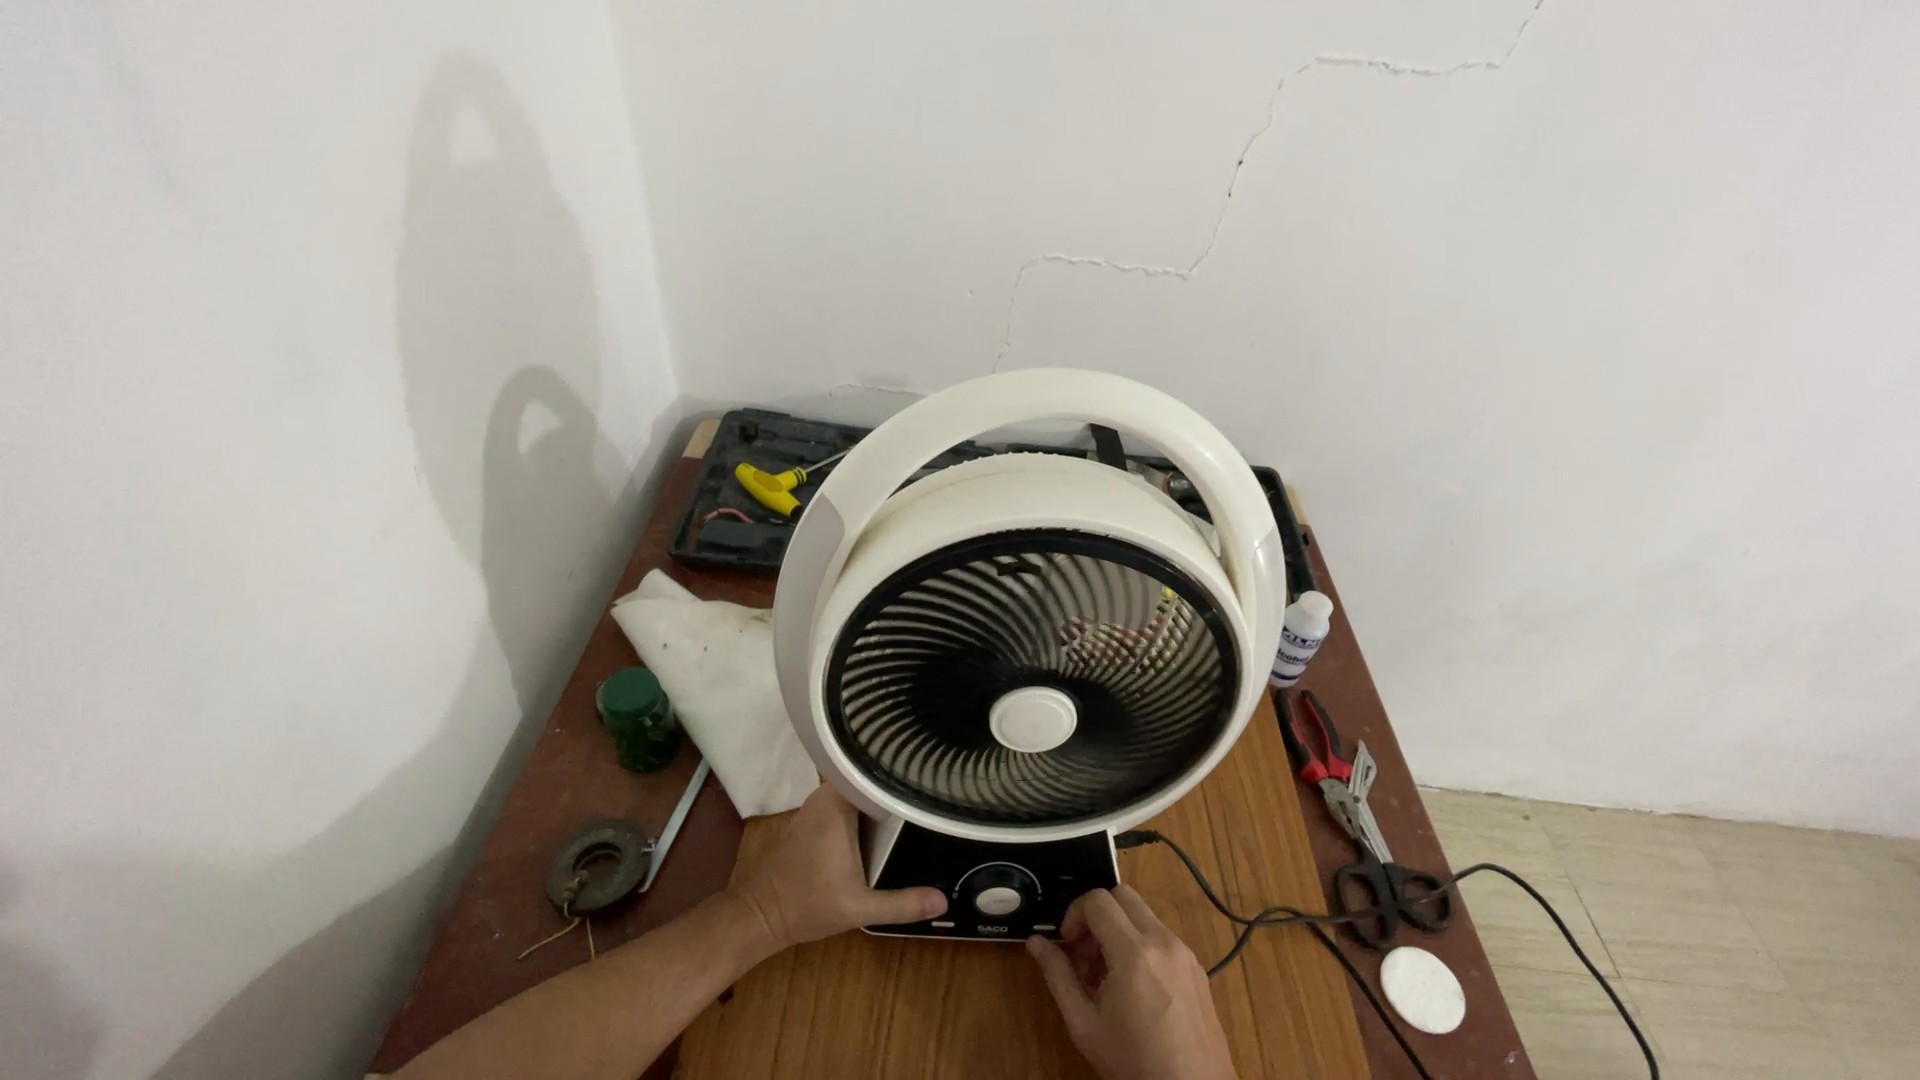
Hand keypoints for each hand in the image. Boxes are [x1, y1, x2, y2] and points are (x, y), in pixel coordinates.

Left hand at [728, 785, 947, 949]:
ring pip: (860, 790)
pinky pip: (849, 802)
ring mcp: (818, 805)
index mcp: (838, 803)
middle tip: (935, 790)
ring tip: (921, 801)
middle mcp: (827, 795)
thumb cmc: (807, 905)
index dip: (906, 770)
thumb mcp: (860, 908)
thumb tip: (942, 901)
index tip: (934, 774)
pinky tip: (892, 821)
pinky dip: (868, 809)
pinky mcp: (814, 817)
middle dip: (899, 784)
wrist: (760, 915)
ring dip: (884, 798)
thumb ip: (902, 904)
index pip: (877, 769)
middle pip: (871, 778)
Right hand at [1028, 886, 1236, 1079]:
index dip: (1074, 913)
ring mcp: (1185, 952)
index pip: (1098, 900)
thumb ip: (1058, 976)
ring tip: (1107, 976)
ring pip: (1144, 915)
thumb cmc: (1134, 1063)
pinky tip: (1135, 988)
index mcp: (1134, 953)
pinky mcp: (1198, 967)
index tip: (1067, 942)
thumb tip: (1035, 942)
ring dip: (1119, 929)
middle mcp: (1163, 941)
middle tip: (1085, 952)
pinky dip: (1141, 944)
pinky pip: (1162, 936)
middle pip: (1123, 895)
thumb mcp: (1085, 1025)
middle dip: (1097, 914)